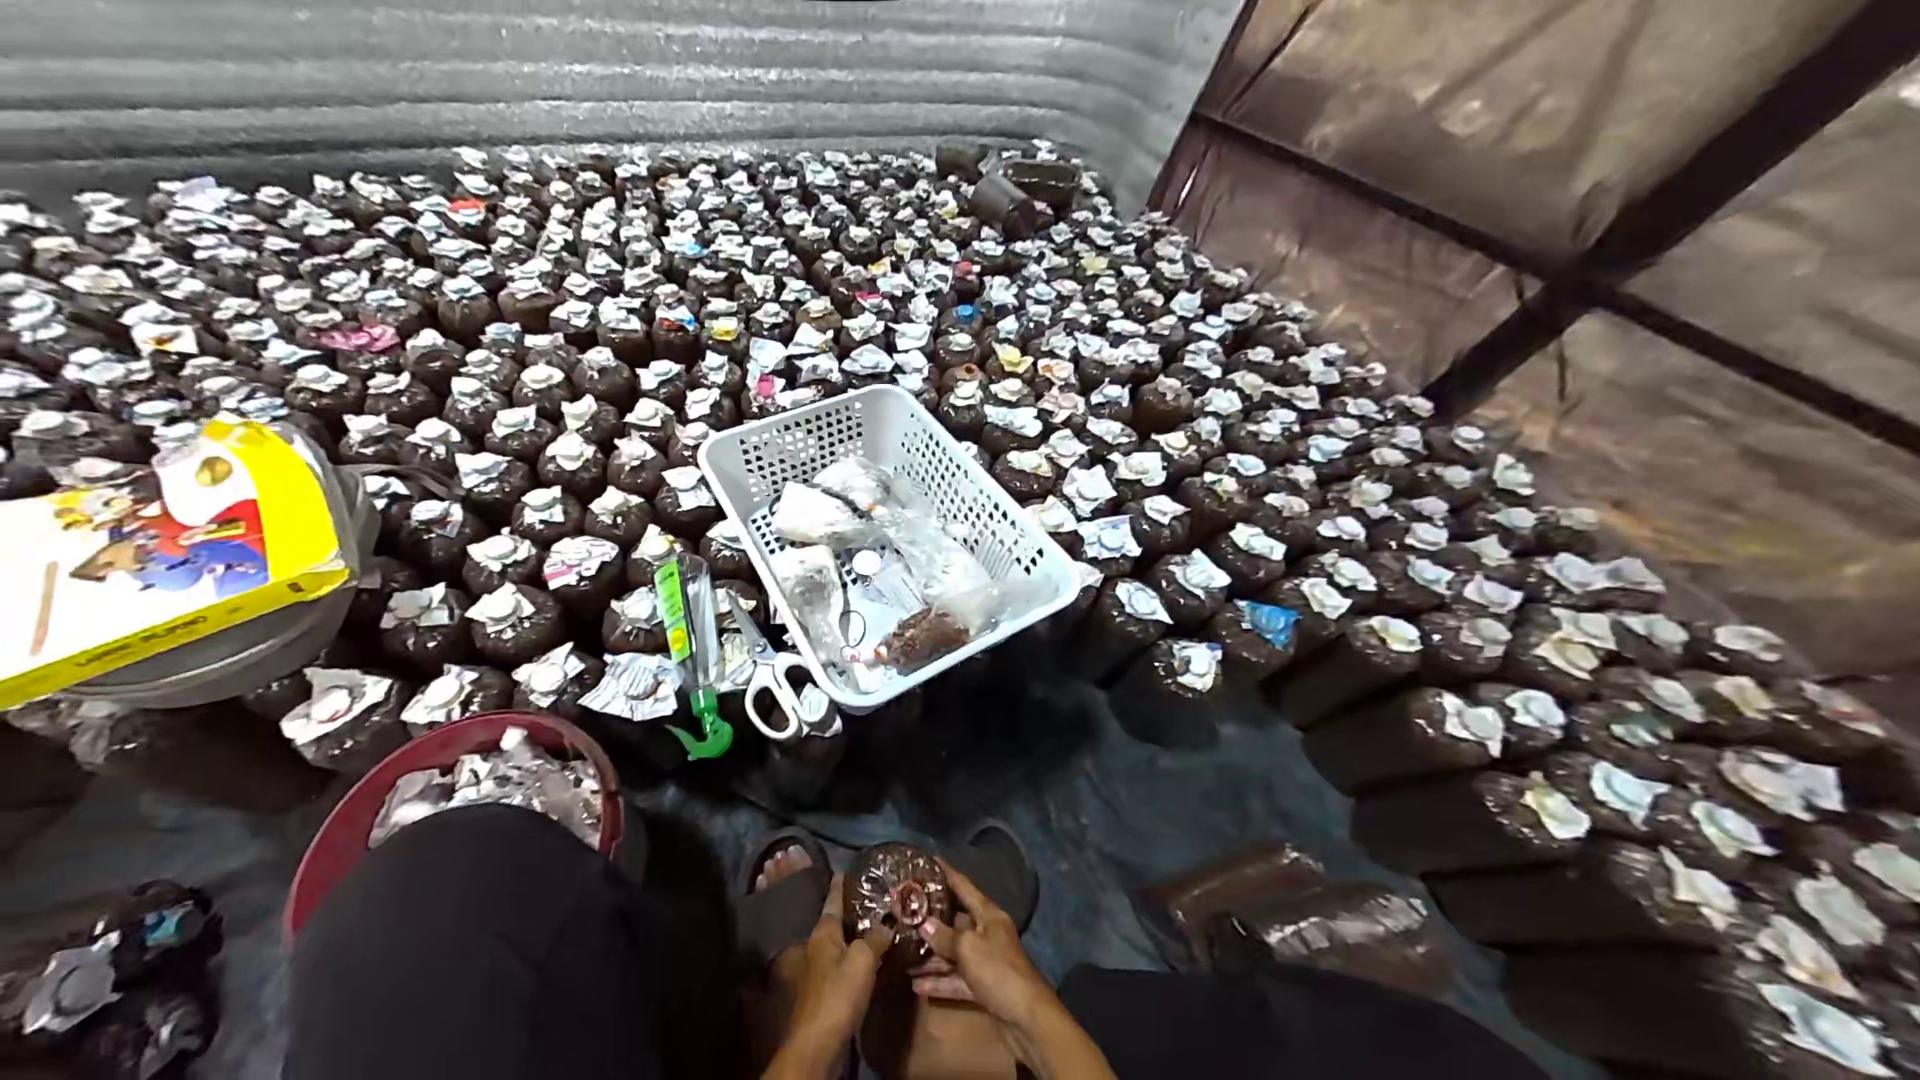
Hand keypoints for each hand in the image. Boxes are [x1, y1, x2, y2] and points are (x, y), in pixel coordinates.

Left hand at [763, 873, 891, 1079]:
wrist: (818, 1044)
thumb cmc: (837, 993)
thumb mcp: (862, 959)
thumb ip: (875, 937)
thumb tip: (887, 924)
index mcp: (823, 933)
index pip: (832, 900)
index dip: (840, 884)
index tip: (847, 868)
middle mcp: (818, 947)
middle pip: (837, 921)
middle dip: (852, 909)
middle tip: (875, 895)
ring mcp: (821, 971)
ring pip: (843, 943)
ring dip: (858, 934)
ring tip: (881, 923)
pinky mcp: (829, 992)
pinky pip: (847, 964)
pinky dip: (860, 956)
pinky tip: (876, 957)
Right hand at [911, 859, 1057, 1030]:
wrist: (1026, 1018)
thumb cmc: (998, 970)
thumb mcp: (968, 948)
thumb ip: (945, 936)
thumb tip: (924, 923)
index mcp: (989, 915)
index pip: (964, 886)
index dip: (947, 873)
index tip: (928, 860)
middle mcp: (987, 933)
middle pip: (956, 920)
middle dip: (932, 918)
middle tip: (904, 911)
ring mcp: (985, 960)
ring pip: (953, 952)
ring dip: (931, 955)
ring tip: (903, 953)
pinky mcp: (982, 986)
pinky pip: (956, 979)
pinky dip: (939, 982)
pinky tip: (916, 985)